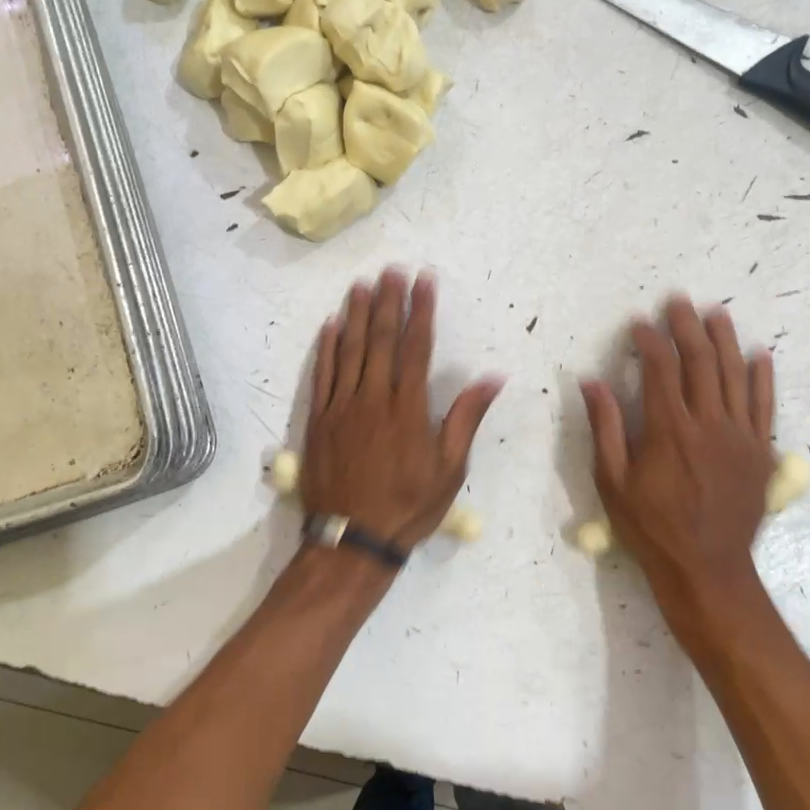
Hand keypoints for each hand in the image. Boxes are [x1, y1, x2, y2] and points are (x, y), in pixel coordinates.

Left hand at [302, 269, 502, 550]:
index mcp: (408, 409)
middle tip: (392, 270)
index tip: (424, 280)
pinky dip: (326, 349)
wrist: (352, 539)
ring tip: (362, 285)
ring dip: (357, 315)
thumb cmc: (408, 507)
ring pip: (349, 351)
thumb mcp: (449, 470)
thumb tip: (491, 378)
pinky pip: (322, 376)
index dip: (421, 311)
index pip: (416, 348)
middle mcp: (372, 399)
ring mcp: (341, 408)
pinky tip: (331, 326)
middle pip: (381, 340)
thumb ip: (466, 420)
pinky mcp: (318, 421)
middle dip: (389, 302)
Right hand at [581, 297, 777, 640]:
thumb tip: (592, 383)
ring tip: (716, 313)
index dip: (650, 341)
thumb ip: (606, 429)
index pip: (661, 370)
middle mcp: (709, 424)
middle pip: (701, 362)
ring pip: (736, 375)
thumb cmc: (650, 528)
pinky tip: (760, 355)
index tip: (638, 324)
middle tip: (677, 302)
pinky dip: (763, 377)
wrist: (705, 567)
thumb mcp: (612, 483)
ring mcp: (740, 436)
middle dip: (687, 327)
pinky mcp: (760, 451)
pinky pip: (765, 405)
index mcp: (669, 431)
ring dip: (725, 340)